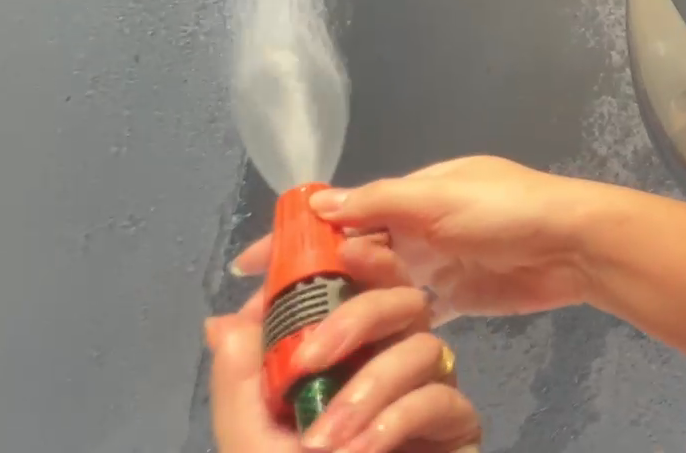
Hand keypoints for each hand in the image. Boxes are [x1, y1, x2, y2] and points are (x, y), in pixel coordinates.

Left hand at [207, 243, 479, 452]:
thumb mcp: (252, 446)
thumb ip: (242, 386)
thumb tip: (226, 318)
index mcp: (347, 361)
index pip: (362, 294)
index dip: (355, 268)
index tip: (332, 252)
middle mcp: (392, 366)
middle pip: (405, 303)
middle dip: (361, 318)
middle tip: (313, 358)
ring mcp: (429, 393)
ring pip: (425, 347)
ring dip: (371, 387)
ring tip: (327, 441)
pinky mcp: (459, 425)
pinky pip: (441, 398)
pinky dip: (398, 419)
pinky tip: (364, 449)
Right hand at [243, 156, 607, 318]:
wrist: (574, 246)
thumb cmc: (510, 212)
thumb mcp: (443, 196)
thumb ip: (383, 200)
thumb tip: (319, 202)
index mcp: (426, 191)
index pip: (353, 209)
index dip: (303, 234)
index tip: (247, 264)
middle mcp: (430, 224)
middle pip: (360, 251)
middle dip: (314, 278)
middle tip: (261, 318)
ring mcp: (442, 261)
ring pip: (378, 284)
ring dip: (341, 304)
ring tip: (291, 339)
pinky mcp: (457, 297)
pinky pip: (407, 311)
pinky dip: (380, 323)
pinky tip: (345, 349)